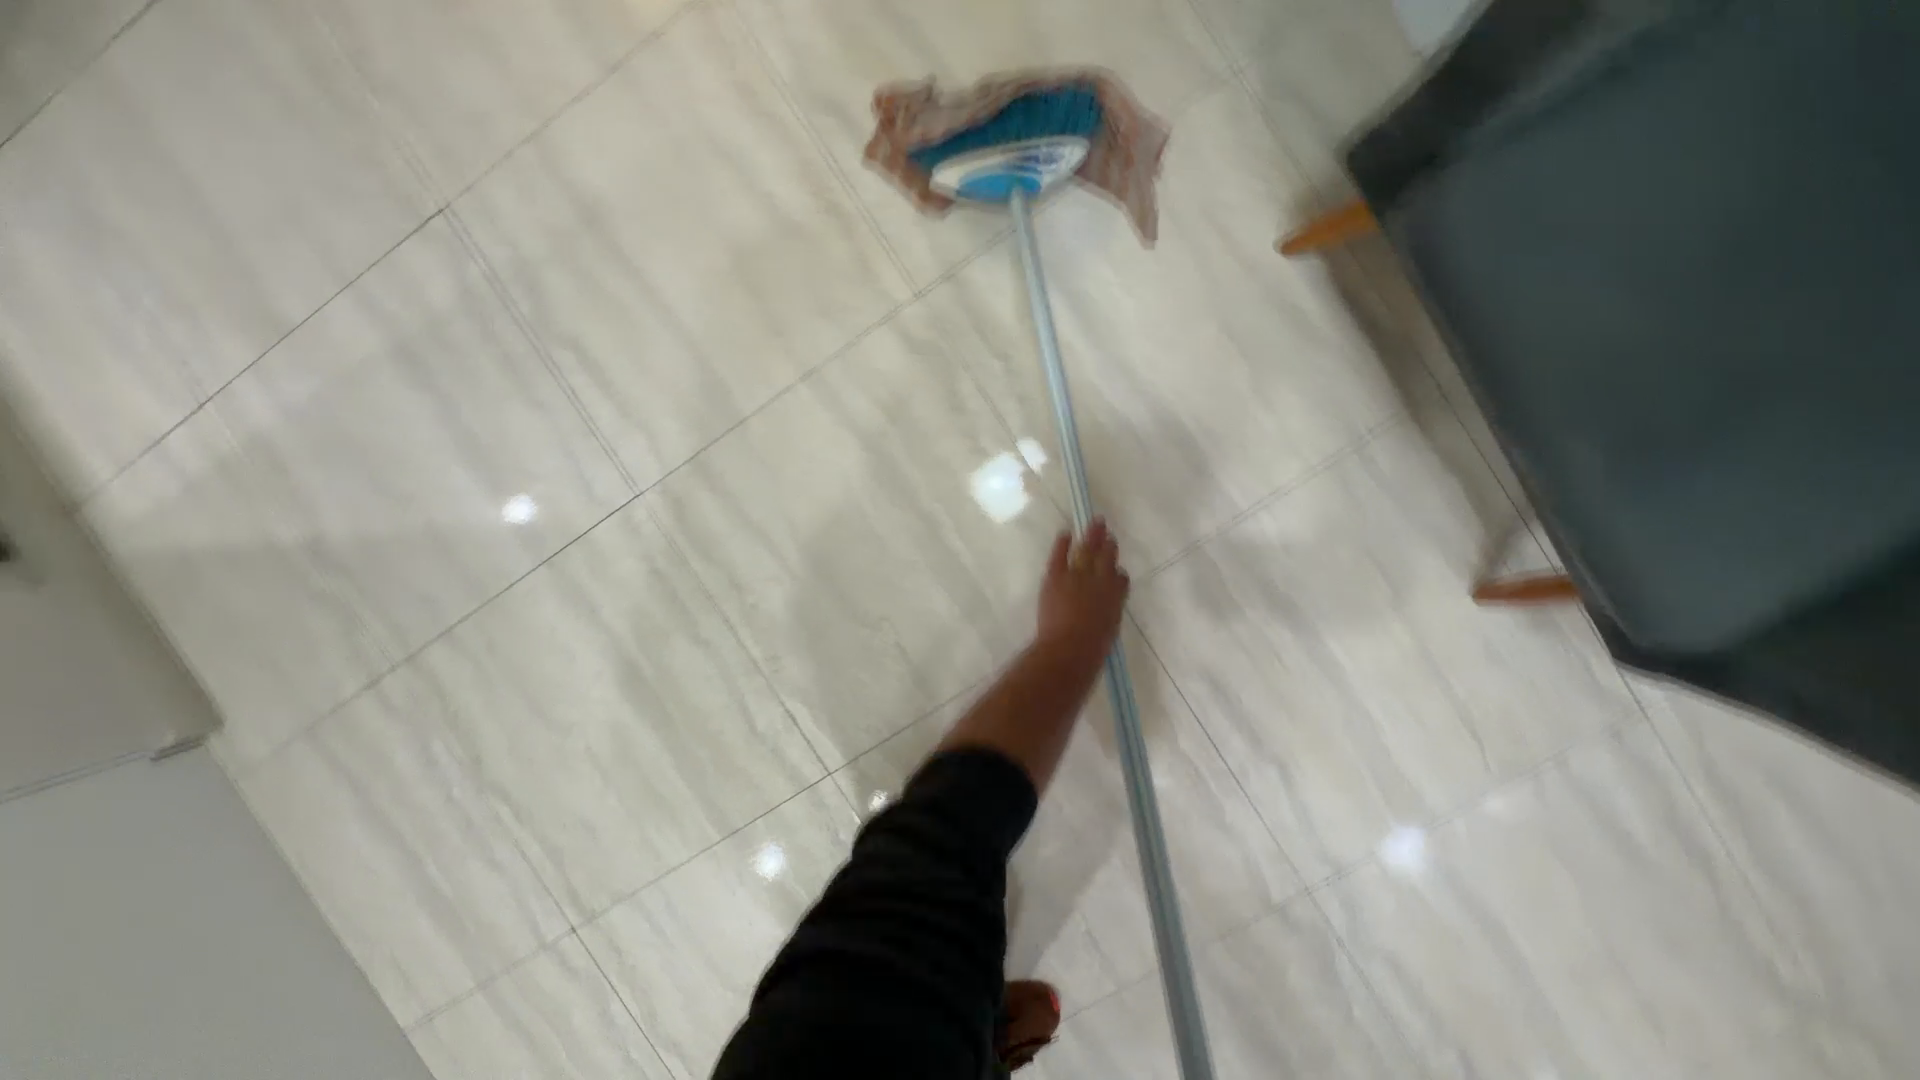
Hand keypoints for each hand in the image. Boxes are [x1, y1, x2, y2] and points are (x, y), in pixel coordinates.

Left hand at [1036, 518, 1128, 658]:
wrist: (1068, 649)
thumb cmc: (1091, 651)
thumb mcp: (1108, 633)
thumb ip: (1109, 615)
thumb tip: (1105, 608)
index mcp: (1116, 599)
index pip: (1121, 580)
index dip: (1118, 575)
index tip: (1116, 571)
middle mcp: (1101, 582)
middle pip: (1107, 559)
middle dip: (1109, 546)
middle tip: (1109, 534)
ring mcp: (1078, 576)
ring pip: (1088, 551)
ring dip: (1093, 536)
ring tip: (1097, 522)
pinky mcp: (1057, 576)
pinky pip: (1060, 555)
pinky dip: (1062, 543)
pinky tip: (1065, 533)